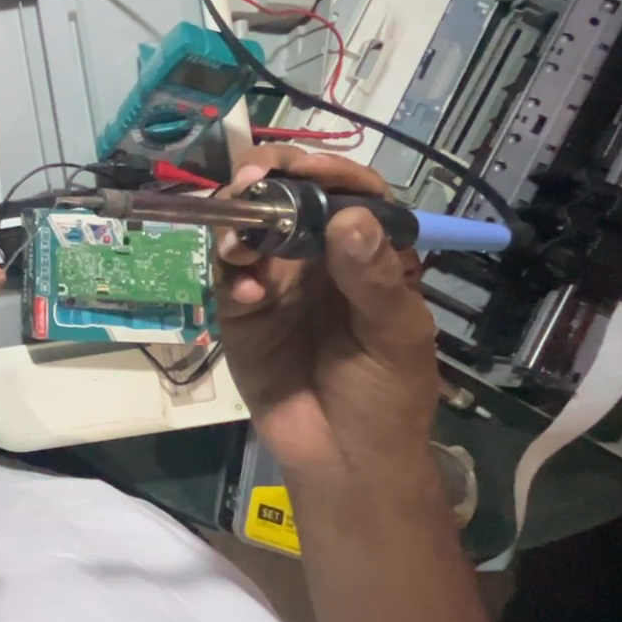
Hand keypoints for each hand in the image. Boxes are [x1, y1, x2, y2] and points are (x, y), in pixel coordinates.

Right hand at [214, 146, 438, 479]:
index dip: (322, 170)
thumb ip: (374, 278)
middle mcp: (317, 259)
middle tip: (245, 183)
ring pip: (245, 229)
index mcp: (366, 255)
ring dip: (236, 226)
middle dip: (261, 183)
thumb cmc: (387, 395)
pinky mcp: (238, 308)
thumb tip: (348, 217)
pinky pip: (226, 276)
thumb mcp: (396, 336)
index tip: (293, 165)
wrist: (341, 456)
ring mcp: (274, 280)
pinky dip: (230, 276)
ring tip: (237, 248)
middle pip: (285, 199)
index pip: (348, 193)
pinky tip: (245, 297)